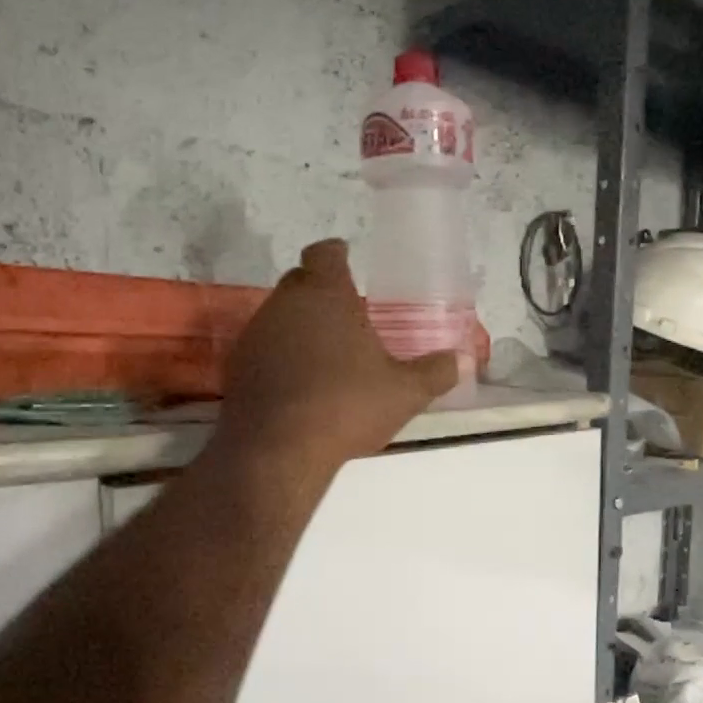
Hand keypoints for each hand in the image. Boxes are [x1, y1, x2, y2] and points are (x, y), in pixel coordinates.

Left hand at [217, 239, 457, 466]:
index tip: (348, 257)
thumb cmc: (346, 406)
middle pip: (301, 281)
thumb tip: (463, 360)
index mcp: (325, 294)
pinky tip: (302, 382)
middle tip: (348, 311)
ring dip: (301, 324)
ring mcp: (255, 334)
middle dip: (322, 289)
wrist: (276, 449)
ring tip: (328, 350)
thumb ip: (435, 372)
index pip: (325, 253)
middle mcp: (284, 304)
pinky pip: (266, 348)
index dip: (337, 253)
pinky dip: (283, 355)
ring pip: (280, 315)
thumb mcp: (405, 392)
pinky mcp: (238, 367)